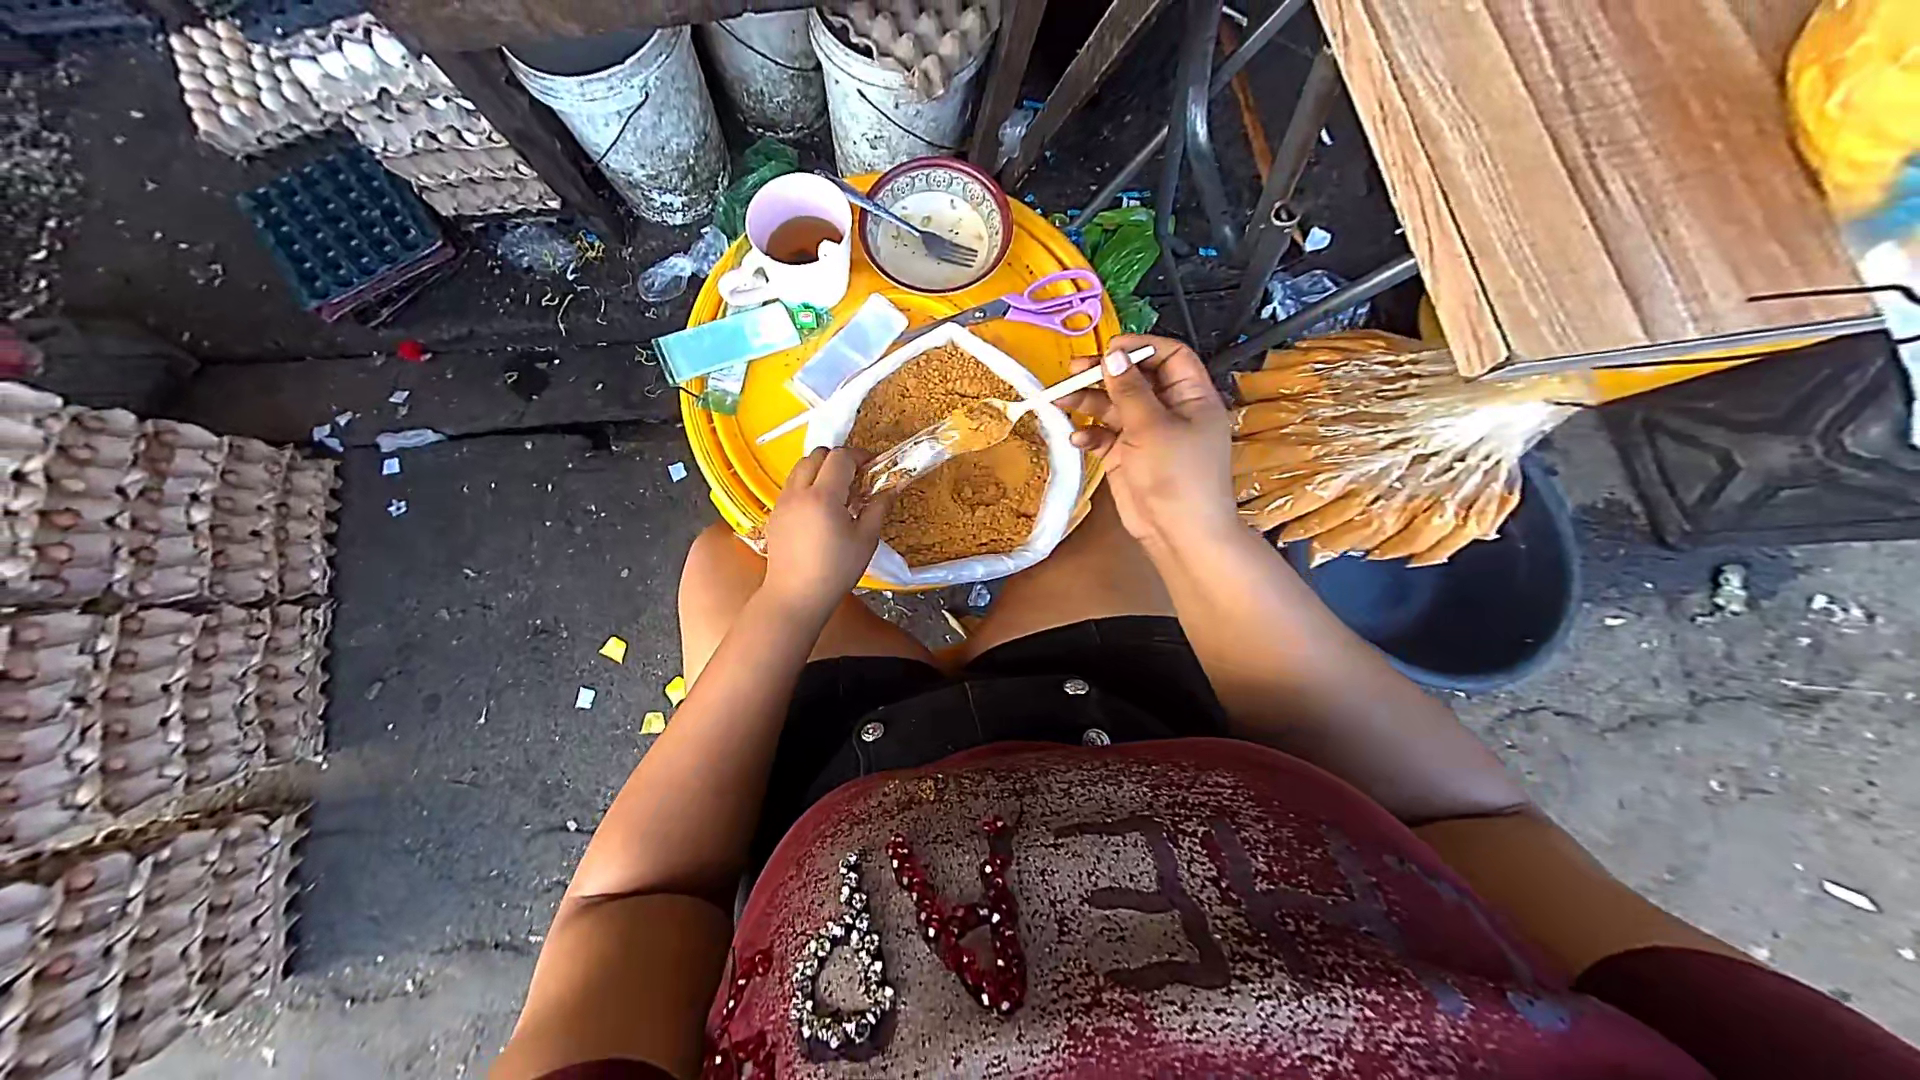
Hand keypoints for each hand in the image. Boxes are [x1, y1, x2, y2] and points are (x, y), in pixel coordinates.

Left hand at [762, 447, 889, 616]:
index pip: (840, 457)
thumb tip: (891, 488)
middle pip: (817, 454)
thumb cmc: (834, 571)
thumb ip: (878, 507)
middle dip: (838, 459)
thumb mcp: (866, 540)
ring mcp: (783, 502)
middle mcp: (798, 493)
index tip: (872, 465)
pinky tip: (821, 508)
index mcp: (823, 496)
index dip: (859, 456)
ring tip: (838, 492)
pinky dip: (807, 485)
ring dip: (820, 469)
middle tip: (856, 476)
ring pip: (800, 467)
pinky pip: (791, 486)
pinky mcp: (775, 514)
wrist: (795, 596)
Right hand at [1061, 334, 1239, 548]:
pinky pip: (1105, 436)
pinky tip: (1077, 437)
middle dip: (1104, 374)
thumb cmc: (1177, 476)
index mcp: (1191, 396)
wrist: (1179, 532)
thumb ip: (1130, 389)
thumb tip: (1113, 356)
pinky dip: (1090, 434)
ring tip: (1061, 399)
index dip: (1140, 348)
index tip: (1109, 350)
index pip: (1169, 356)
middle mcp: (1170, 411)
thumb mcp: (1152, 426)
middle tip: (1073, 370)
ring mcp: (1147, 434)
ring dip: (1089, 402)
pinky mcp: (1128, 456)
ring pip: (1115, 407)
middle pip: (1135, 379)